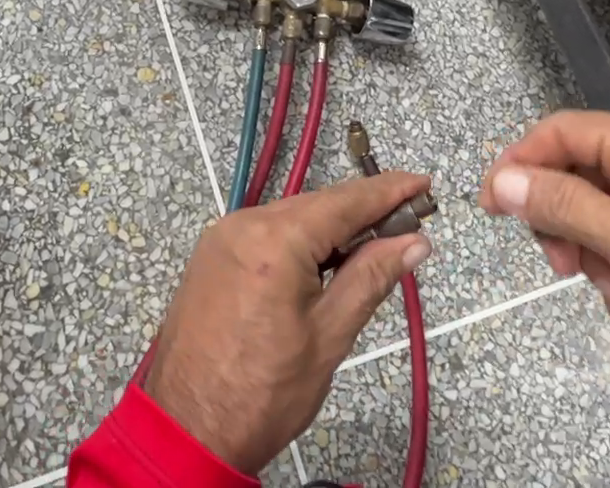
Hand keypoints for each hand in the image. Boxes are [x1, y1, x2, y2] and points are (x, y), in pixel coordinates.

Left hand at [144, 172, 432, 473]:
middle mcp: (244, 223)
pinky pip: (266, 231)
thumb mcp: (329, 336)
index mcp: (275, 240)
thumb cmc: (263, 392)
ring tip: (374, 243)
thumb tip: (415, 242)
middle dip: (363, 211)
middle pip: (317, 205)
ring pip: (291, 217)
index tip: (421, 182)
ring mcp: (222, 236)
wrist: (187, 426)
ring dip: (332, 227)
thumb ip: (372, 277)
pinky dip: (299, 238)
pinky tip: (324, 258)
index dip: (387, 191)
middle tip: (408, 222)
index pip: (344, 202)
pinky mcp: (212, 253)